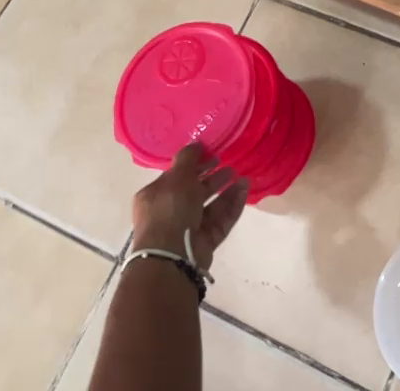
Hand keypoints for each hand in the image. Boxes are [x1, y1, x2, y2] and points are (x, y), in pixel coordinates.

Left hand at [131, 142, 247, 269]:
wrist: (172, 255)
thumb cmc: (169, 210)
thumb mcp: (177, 177)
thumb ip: (187, 158)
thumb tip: (196, 144)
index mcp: (155, 196)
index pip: (176, 177)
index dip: (193, 164)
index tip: (211, 153)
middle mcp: (170, 212)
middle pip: (195, 191)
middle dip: (212, 177)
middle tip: (228, 164)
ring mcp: (188, 228)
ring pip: (211, 206)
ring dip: (226, 190)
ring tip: (242, 175)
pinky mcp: (205, 241)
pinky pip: (221, 219)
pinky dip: (233, 205)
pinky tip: (244, 190)